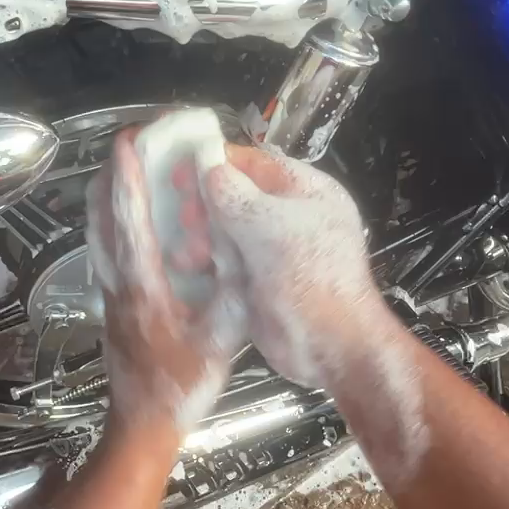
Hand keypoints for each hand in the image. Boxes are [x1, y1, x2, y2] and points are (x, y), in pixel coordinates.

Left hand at [86, 127, 244, 438]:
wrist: (142, 425)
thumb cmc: (179, 388)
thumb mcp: (220, 344)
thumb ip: (234, 298)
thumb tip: (247, 253)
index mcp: (143, 289)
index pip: (130, 223)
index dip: (129, 180)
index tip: (129, 141)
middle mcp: (117, 284)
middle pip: (102, 219)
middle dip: (112, 174)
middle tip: (132, 141)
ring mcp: (109, 294)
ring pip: (97, 234)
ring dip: (107, 196)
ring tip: (126, 167)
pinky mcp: (111, 304)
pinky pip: (105, 250)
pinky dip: (111, 222)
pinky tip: (127, 218)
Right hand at [199, 145, 389, 388]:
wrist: (328, 344)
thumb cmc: (311, 279)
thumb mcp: (271, 226)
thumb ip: (235, 195)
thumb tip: (208, 170)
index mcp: (305, 193)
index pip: (254, 164)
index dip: (216, 164)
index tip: (181, 173)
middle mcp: (288, 219)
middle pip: (235, 199)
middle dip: (205, 207)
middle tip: (186, 219)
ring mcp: (272, 254)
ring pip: (226, 234)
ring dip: (201, 239)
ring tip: (187, 254)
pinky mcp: (257, 284)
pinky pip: (224, 265)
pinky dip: (205, 265)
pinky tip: (188, 269)